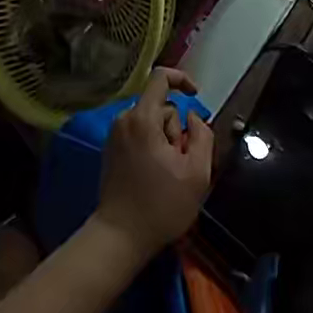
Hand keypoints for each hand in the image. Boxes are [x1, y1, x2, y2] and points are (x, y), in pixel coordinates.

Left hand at [92, 69, 213, 257]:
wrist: (121, 234)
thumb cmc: (162, 205)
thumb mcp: (197, 173)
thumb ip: (201, 136)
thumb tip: (192, 116)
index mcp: (142, 119)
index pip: (160, 78)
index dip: (182, 79)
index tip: (197, 95)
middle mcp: (124, 119)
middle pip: (160, 107)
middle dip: (175, 129)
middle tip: (181, 163)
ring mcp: (114, 133)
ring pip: (150, 123)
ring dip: (164, 141)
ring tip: (168, 174)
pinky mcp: (111, 148)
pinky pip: (138, 134)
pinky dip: (151, 147)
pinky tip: (155, 176)